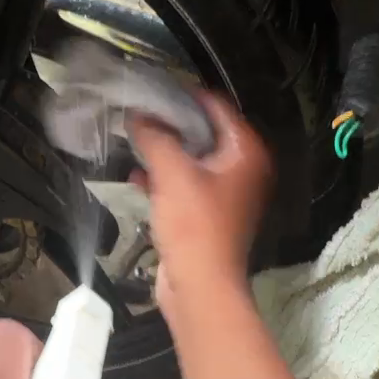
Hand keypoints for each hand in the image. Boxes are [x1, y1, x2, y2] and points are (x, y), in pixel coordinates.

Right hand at [128, 93, 274, 307]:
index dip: (183, 97)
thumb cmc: (194, 226)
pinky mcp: (206, 217)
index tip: (151, 92)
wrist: (199, 286)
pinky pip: (184, 187)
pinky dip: (163, 181)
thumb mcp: (172, 173)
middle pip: (203, 134)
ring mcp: (225, 196)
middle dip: (169, 126)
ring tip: (133, 142)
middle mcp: (241, 170)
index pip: (216, 107)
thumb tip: (137, 115)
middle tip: (138, 116)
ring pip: (191, 162)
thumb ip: (155, 138)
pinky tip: (136, 177)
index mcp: (245, 152)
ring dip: (163, 154)